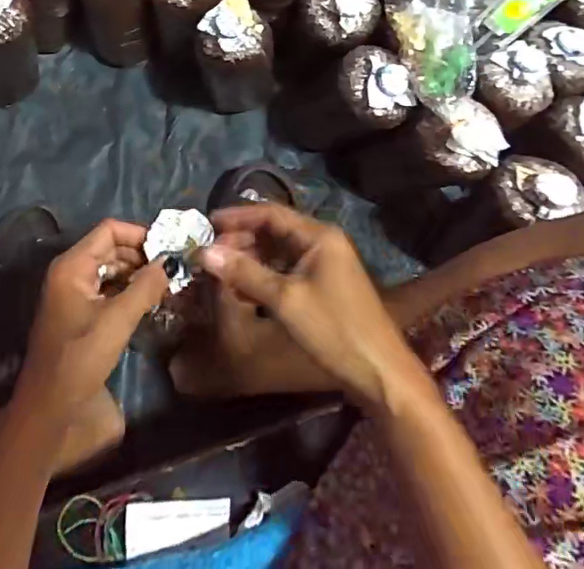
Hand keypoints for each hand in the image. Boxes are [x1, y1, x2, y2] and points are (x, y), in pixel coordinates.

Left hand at [16, 219, 168, 419]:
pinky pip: (110, 290)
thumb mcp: (117, 320)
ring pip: (113, 269)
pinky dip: (131, 291)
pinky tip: (153, 301)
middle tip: (174, 268)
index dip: (140, 234)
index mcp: (72, 266)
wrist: (50, 412)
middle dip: (143, 254)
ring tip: (168, 284)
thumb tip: (171, 261)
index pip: (110, 230)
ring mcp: (75, 295)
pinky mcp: (82, 316)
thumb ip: (146, 286)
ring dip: (139, 274)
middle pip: (112, 247)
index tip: (169, 249)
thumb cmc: (80, 359)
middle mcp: (71, 274)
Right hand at [197, 204, 421, 411]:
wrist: (378, 370)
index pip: (272, 213)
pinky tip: (242, 292)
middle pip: (275, 231)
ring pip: (279, 253)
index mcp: (319, 236)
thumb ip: (245, 274)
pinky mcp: (323, 287)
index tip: (208, 223)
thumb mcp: (285, 300)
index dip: (238, 216)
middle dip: (242, 240)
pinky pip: (287, 272)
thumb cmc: (333, 329)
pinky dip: (264, 278)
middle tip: (210, 254)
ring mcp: (324, 265)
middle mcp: (323, 243)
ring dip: (251, 260)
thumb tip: (205, 252)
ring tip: (220, 272)